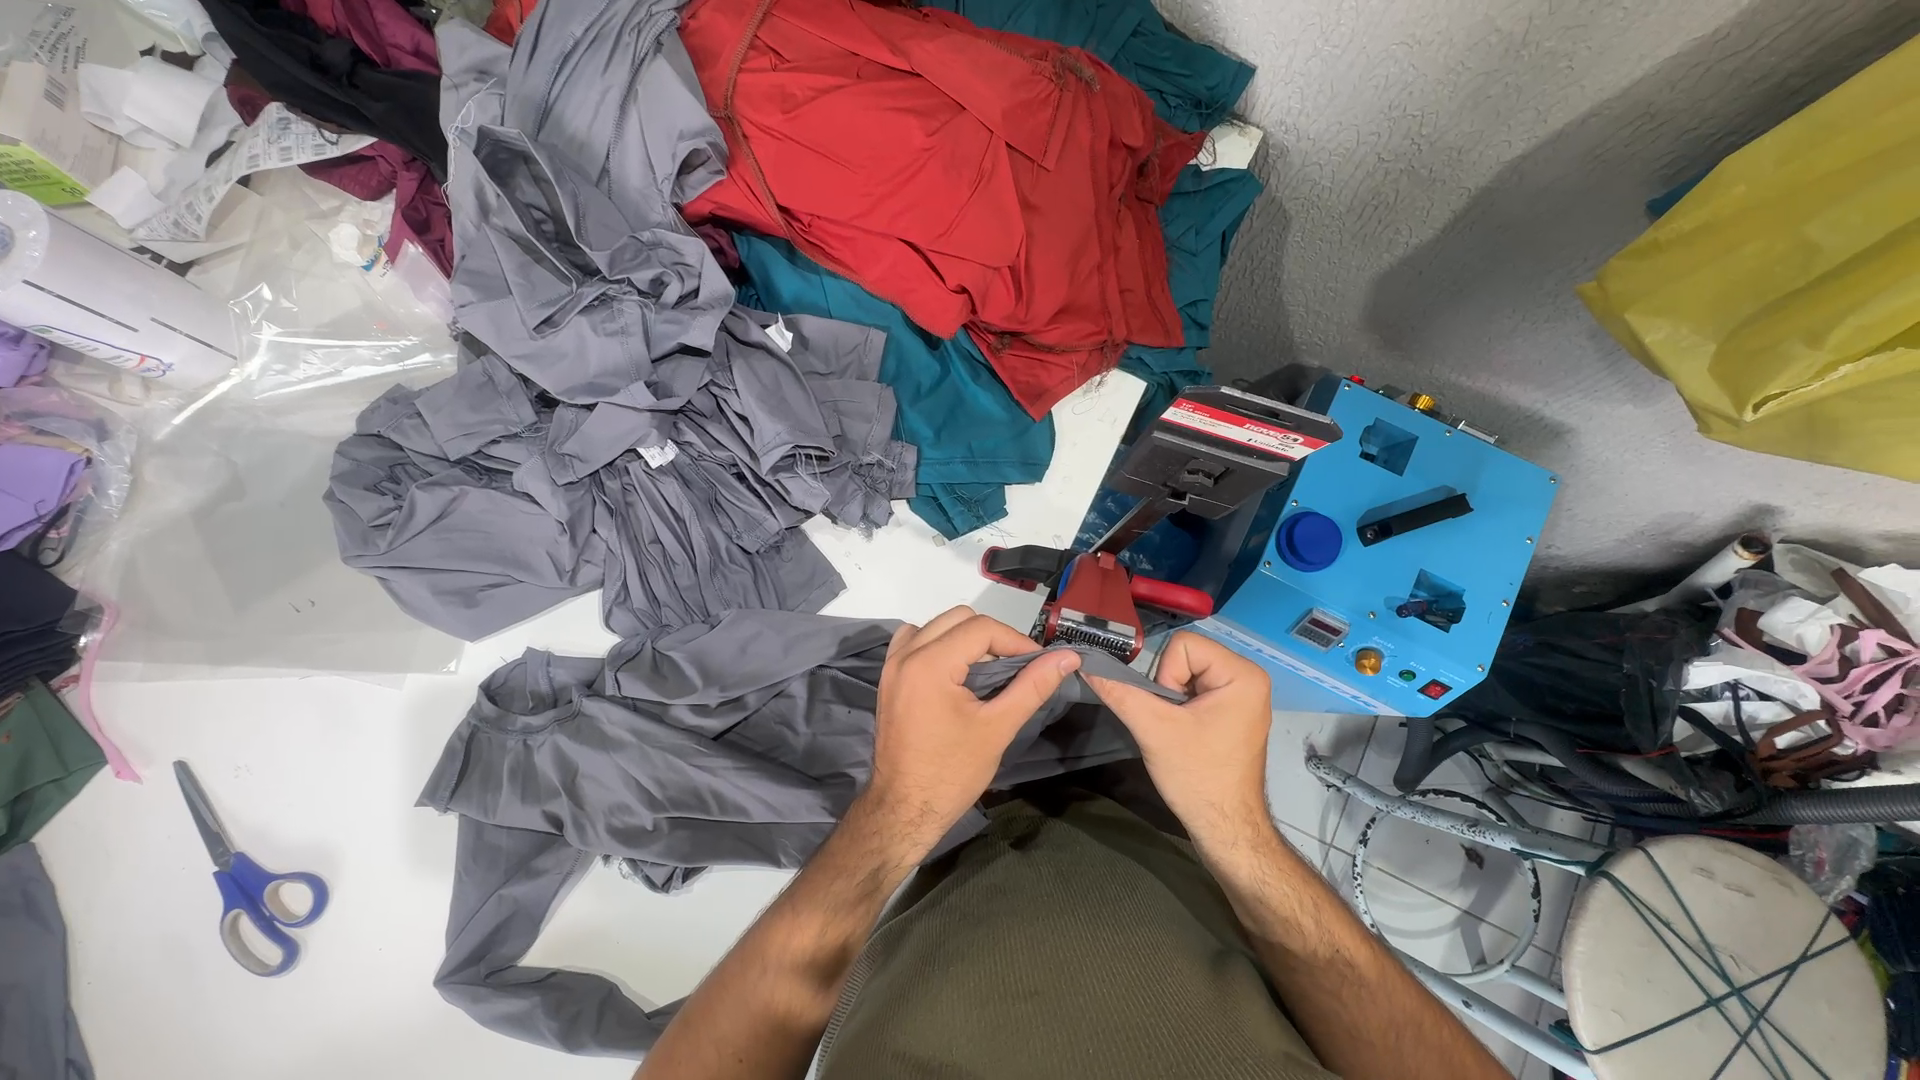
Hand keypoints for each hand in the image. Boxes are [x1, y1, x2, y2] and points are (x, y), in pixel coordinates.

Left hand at [856, 607, 1081, 860]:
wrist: (904, 810)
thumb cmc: (952, 773)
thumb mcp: (998, 727)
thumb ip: (1033, 686)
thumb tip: (1068, 657)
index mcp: (929, 664)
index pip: (982, 628)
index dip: (1017, 641)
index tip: (1039, 663)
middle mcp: (906, 655)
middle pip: (958, 619)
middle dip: (993, 637)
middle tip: (1016, 668)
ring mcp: (892, 666)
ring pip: (935, 626)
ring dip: (964, 639)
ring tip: (987, 671)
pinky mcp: (888, 679)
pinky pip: (914, 642)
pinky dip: (938, 646)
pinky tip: (956, 673)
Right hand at [1085, 631, 1273, 846]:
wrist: (1225, 828)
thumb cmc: (1198, 776)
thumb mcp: (1153, 729)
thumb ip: (1119, 692)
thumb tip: (1086, 664)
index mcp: (1242, 674)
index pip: (1183, 645)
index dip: (1166, 676)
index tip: (1174, 713)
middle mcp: (1249, 677)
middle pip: (1186, 657)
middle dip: (1169, 688)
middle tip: (1176, 724)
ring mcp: (1244, 696)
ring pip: (1187, 674)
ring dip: (1173, 700)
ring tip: (1181, 732)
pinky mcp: (1234, 712)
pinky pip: (1196, 689)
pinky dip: (1182, 708)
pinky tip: (1187, 735)